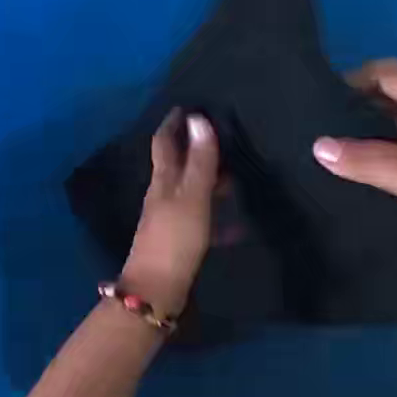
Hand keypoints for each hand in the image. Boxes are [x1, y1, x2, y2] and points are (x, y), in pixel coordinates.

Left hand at [120, 109, 218, 315]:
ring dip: (209, 180)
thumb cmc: (175, 238)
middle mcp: (162, 196)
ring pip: (190, 192)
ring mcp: (169, 220)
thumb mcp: (191, 196)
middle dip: (194, 148)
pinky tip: (237, 223)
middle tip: (220, 135)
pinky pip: (202, 220)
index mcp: (163, 181)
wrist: (158, 290)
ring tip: (236, 173)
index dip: (172, 124)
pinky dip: (217, 215)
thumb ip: (199, 160)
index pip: (164, 143)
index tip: (186, 106)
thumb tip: (198, 118)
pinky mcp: (179, 242)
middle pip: (177, 166)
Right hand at [312, 60, 396, 325]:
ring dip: (371, 151)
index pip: (392, 75)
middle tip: (303, 150)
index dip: (345, 90)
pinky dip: (391, 172)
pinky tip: (359, 189)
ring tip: (320, 170)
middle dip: (353, 123)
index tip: (300, 119)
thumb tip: (317, 145)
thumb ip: (379, 164)